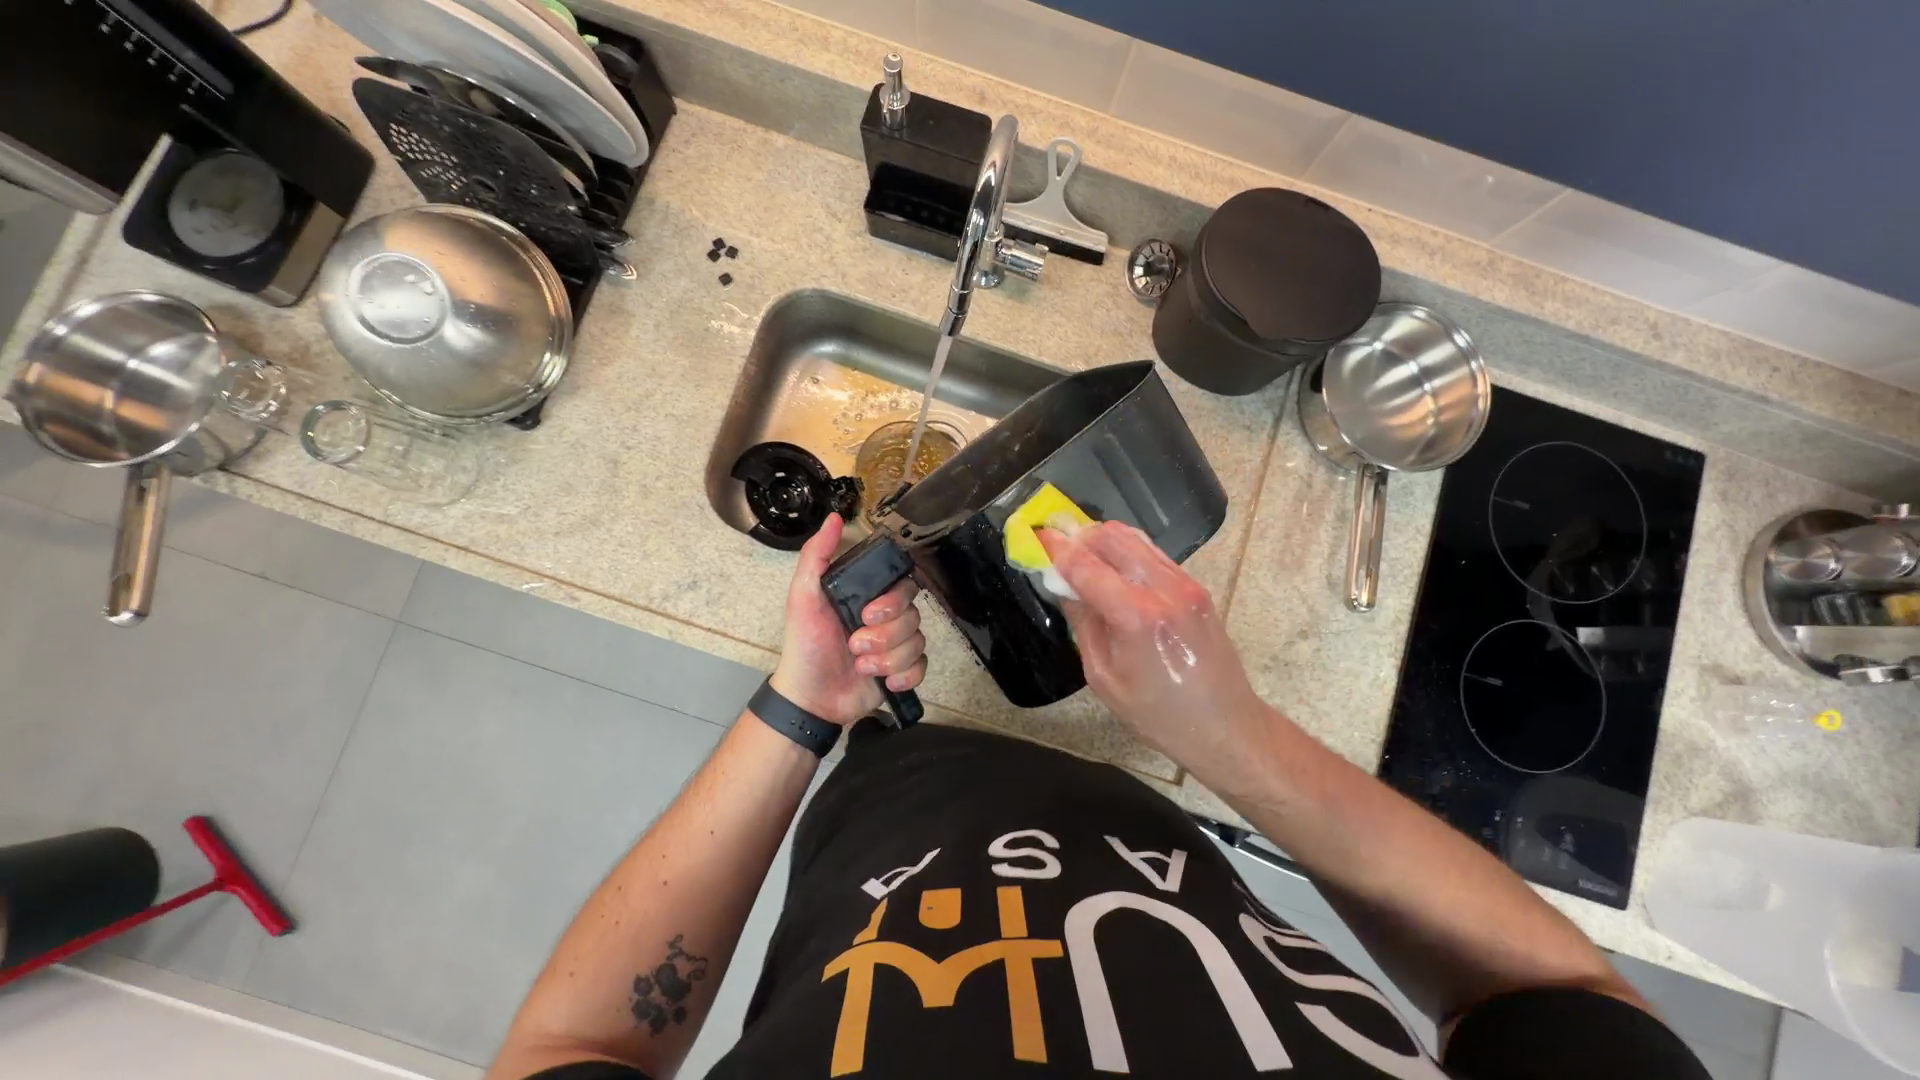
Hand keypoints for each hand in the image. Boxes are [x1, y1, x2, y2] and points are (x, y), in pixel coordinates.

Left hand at [769, 514, 927, 725]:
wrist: (810, 697)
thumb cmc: (804, 644)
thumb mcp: (803, 596)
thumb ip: (815, 556)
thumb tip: (833, 518)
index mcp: (867, 597)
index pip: (903, 586)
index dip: (892, 601)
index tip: (867, 614)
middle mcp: (886, 618)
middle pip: (913, 615)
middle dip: (885, 635)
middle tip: (856, 645)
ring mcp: (895, 645)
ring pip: (918, 642)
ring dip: (888, 658)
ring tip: (861, 666)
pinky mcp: (902, 671)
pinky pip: (922, 667)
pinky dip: (904, 675)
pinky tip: (884, 682)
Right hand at [1040, 522, 1269, 775]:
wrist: (1224, 726)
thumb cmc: (1159, 714)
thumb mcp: (1104, 677)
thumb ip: (1083, 623)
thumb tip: (1063, 585)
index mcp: (1137, 617)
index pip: (1086, 566)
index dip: (1057, 548)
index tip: (1037, 535)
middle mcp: (1165, 590)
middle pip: (1112, 537)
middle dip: (1079, 537)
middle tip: (1057, 548)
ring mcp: (1186, 584)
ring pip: (1135, 538)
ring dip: (1102, 541)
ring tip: (1081, 557)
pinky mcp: (1196, 587)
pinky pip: (1153, 554)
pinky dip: (1126, 553)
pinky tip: (1112, 571)